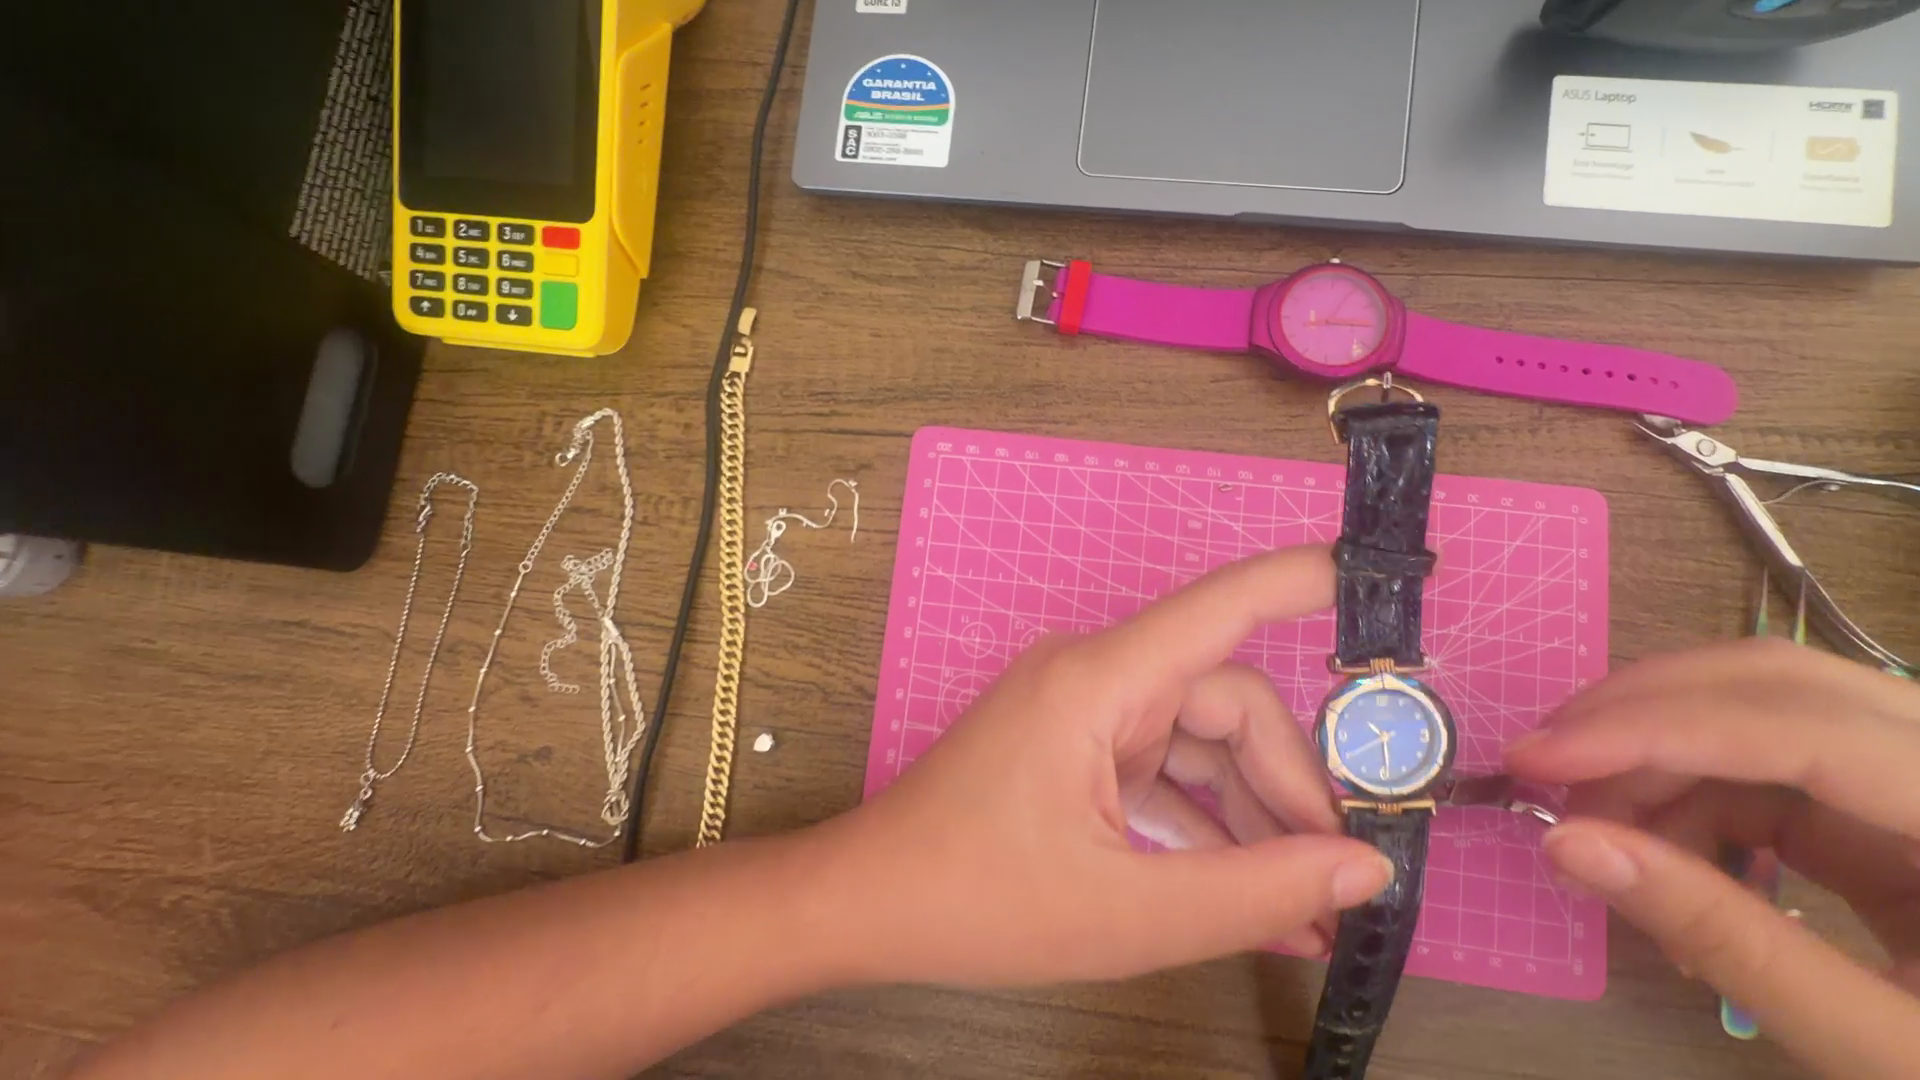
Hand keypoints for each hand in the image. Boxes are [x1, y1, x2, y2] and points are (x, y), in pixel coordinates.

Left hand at [819, 546, 1393, 986]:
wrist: (871, 905)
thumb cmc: (980, 899)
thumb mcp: (1128, 910)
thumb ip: (1255, 891)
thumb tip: (1362, 868)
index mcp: (1098, 682)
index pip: (1217, 607)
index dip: (1297, 583)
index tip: (1374, 578)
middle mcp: (1094, 679)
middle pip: (1226, 703)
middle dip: (1289, 785)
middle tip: (1337, 875)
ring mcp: (1083, 714)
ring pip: (1199, 743)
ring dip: (1253, 818)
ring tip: (1306, 907)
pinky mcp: (1076, 751)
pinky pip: (1163, 773)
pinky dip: (1205, 826)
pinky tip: (1251, 896)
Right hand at [1506, 638, 1919, 1079]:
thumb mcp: (1885, 1049)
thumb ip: (1728, 941)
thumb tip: (1567, 846)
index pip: (1802, 730)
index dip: (1652, 731)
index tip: (1532, 759)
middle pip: (1777, 683)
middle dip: (1636, 715)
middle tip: (1540, 764)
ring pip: (1758, 709)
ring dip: (1650, 757)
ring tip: (1594, 829)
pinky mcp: (1892, 801)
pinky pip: (1762, 761)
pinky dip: (1682, 796)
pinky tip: (1653, 850)